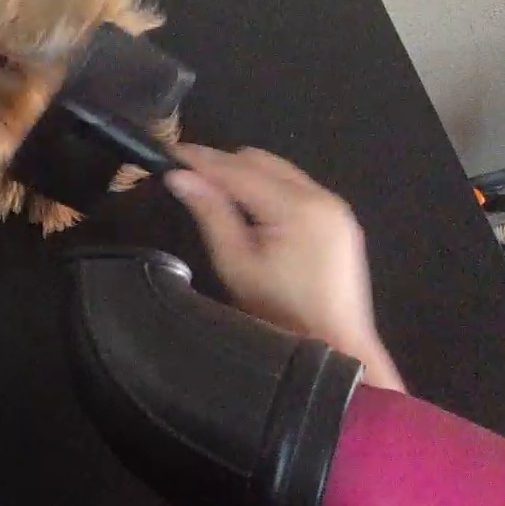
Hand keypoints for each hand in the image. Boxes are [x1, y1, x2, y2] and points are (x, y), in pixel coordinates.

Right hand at [165, 145, 404, 391]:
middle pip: (257, 160)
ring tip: (211, 191)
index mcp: (297, 206)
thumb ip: (210, 212)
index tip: (166, 154)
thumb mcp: (235, 263)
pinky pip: (291, 185)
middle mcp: (320, 196)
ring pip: (275, 169)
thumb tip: (178, 176)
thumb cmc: (279, 312)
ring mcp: (334, 206)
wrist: (338, 351)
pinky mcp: (337, 218)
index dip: (199, 159)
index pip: (236, 168)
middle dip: (221, 164)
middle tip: (187, 178)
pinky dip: (263, 186)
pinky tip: (244, 206)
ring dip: (242, 174)